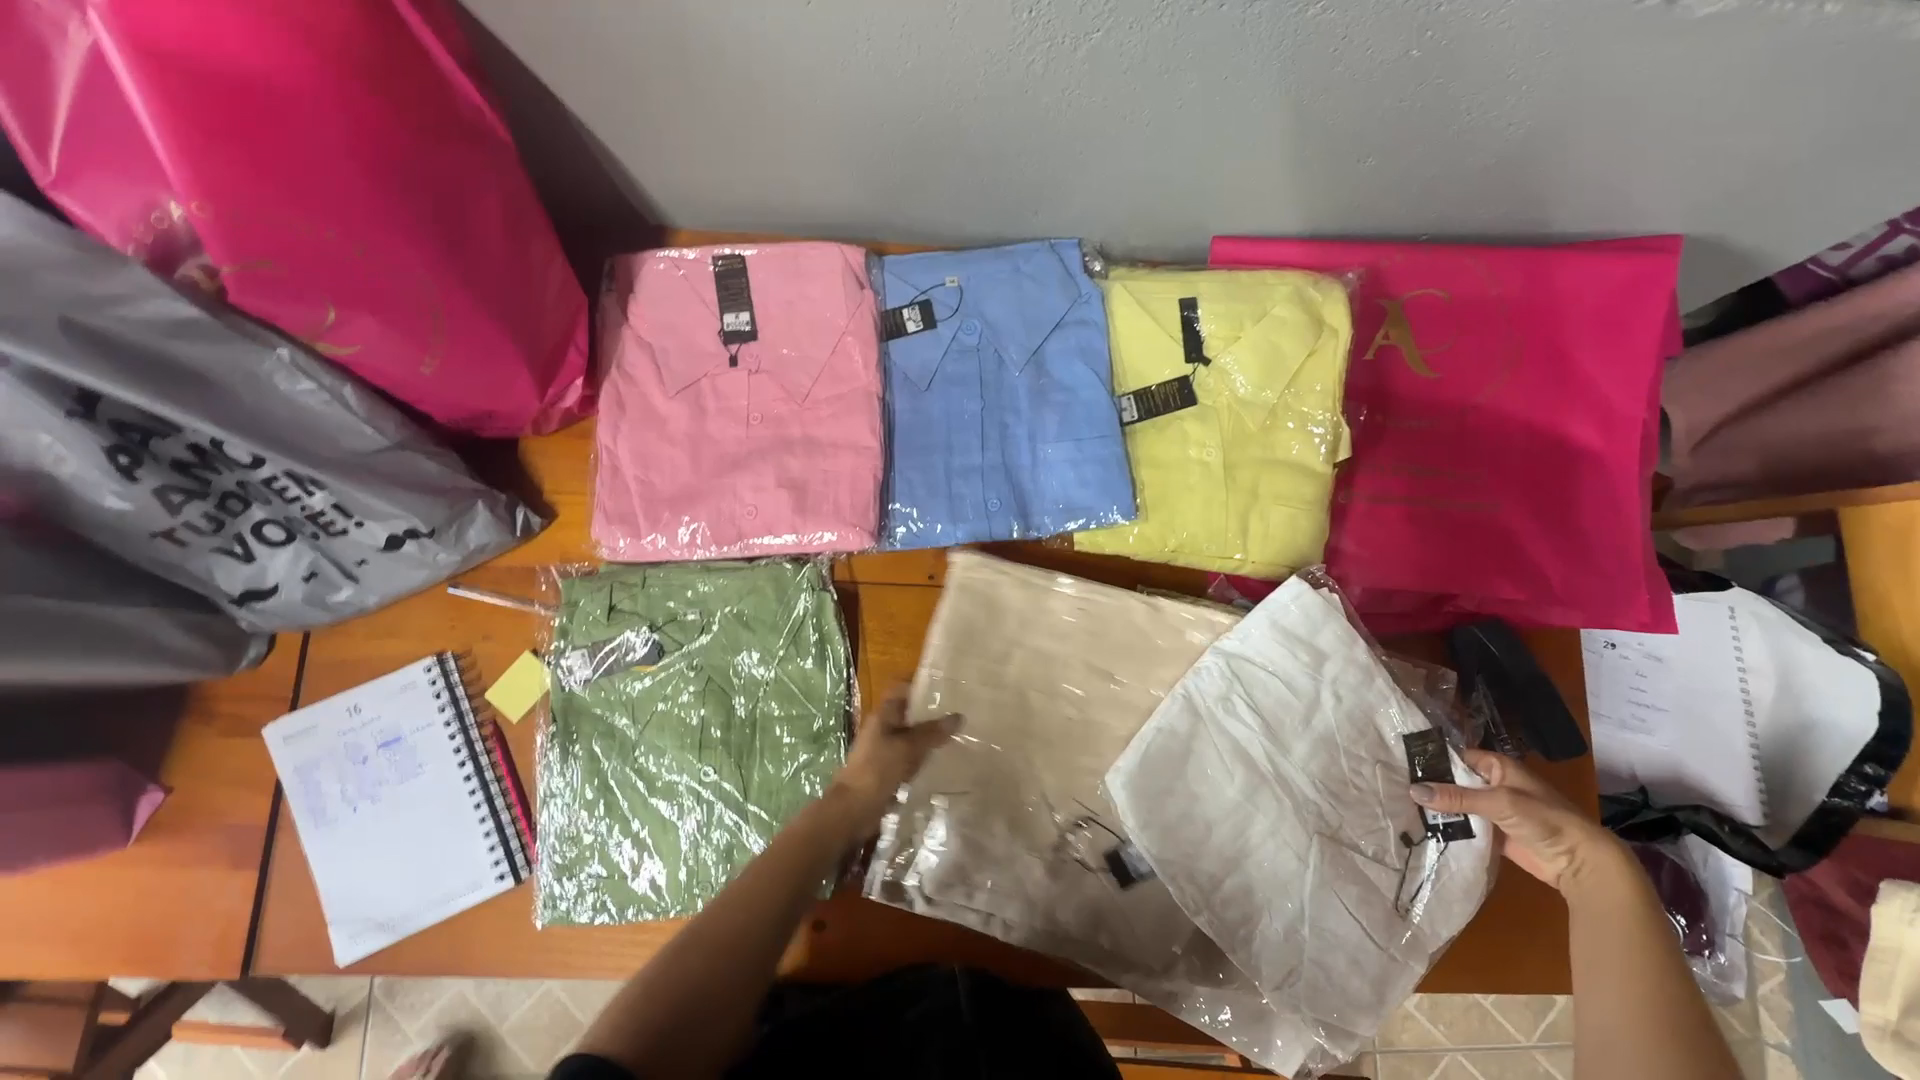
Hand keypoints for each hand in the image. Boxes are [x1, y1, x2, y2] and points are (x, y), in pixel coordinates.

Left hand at [829, 686, 961, 820]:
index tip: (947, 686)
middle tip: (961, 711)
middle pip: (909, 713)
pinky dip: (924, 758)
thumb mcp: (908, 747)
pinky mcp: (889, 770)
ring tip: (959, 735)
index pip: (902, 689)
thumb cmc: (878, 770)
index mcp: (883, 715)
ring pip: (912, 737)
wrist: (855, 808)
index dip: (921, 685)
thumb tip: (958, 716)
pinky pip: (911, 758)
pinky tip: (943, 761)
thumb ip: (932, 732)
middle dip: (932, 713)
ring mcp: (885, 750)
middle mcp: (884, 728)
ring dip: (930, 737)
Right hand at [1410, 748, 1624, 894]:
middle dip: (1431, 788)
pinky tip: (1423, 829)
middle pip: (1454, 783)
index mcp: (1498, 768)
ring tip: (1401, 809)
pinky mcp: (1492, 834)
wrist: (1579, 861)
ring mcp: (1492, 811)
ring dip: (1438, 810)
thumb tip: (1414, 791)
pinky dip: (1449, 829)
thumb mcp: (1499, 802)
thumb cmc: (1544, 819)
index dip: (1433, 761)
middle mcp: (1493, 786)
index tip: (1401, 766)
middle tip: (1396, 789)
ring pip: (1458, 806)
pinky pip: (1465, 827)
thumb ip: (1457, 797)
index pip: (1458, 758)